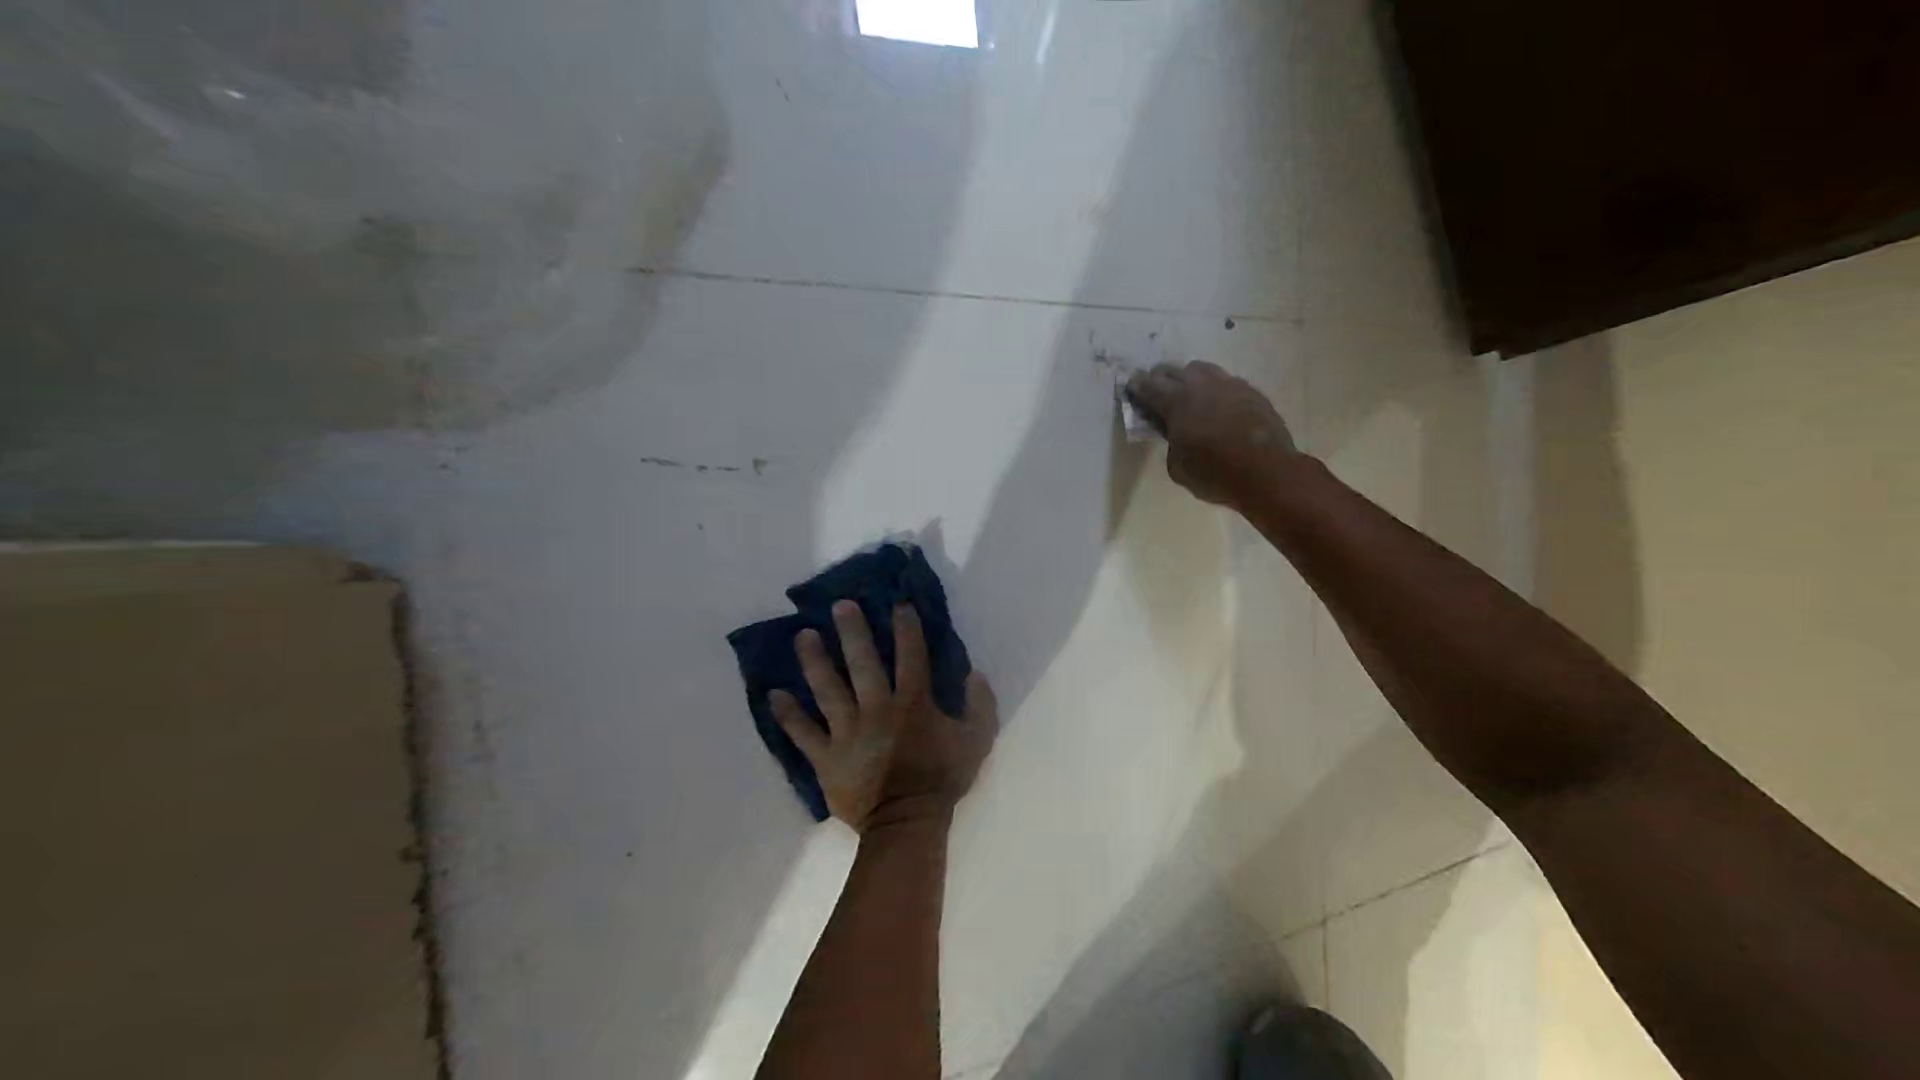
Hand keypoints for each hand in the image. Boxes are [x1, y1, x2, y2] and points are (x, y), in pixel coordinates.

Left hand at [770, 600, 997, 832]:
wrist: (907, 825)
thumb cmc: (942, 781)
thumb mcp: (977, 742)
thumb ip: (980, 706)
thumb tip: (975, 673)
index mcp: (912, 703)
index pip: (911, 655)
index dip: (906, 627)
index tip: (898, 603)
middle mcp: (876, 708)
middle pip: (862, 662)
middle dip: (852, 631)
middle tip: (839, 606)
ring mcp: (846, 731)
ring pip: (827, 689)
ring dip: (814, 661)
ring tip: (803, 636)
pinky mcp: (825, 756)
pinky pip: (802, 732)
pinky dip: (787, 715)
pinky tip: (773, 695)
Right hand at [1126, 361, 1299, 507]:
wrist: (1267, 473)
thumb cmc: (1214, 474)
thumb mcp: (1177, 466)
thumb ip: (1171, 443)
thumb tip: (1176, 434)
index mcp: (1177, 402)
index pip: (1149, 386)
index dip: (1137, 386)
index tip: (1131, 386)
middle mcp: (1201, 385)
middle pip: (1173, 370)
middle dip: (1160, 377)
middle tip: (1154, 387)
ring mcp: (1229, 385)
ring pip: (1202, 369)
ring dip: (1189, 377)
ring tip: (1187, 391)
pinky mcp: (1251, 392)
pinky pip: (1226, 381)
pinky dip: (1214, 388)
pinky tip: (1216, 403)